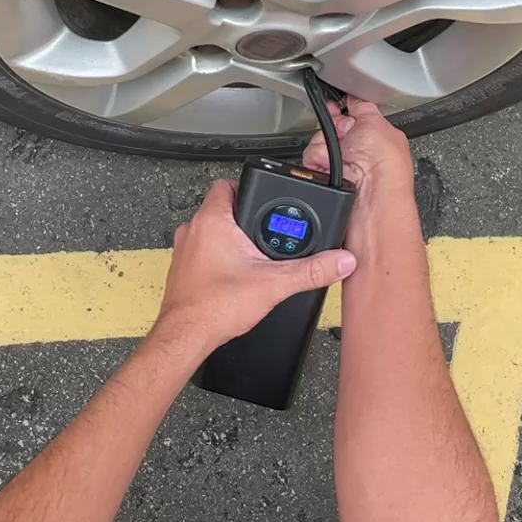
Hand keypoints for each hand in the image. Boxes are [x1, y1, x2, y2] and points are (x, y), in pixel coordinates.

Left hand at [154, 180, 356, 349]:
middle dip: (247, 215)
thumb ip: (311, 271)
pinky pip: (203, 250)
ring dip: (232, 236)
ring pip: (212, 229)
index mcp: (212, 221)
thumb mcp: (274, 285)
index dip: (250, 187)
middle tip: (266, 228)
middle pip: (223, 206)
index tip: (267, 197)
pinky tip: (235, 272)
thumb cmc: (214, 308)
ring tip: (254, 251)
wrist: (186, 337)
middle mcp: (193, 230)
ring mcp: (185, 249)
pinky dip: (219, 255)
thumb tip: (338, 261)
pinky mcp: (183, 267)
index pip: (227, 184)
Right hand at [300, 98, 414, 209]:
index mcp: (374, 137)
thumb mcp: (378, 124)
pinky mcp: (324, 175)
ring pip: (317, 140)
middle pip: (330, 126)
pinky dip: (317, 159)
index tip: (334, 104)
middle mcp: (356, 151)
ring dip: (325, 146)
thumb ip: (364, 108)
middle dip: (333, 129)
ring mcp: (339, 164)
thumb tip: (355, 98)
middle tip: (346, 140)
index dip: (341, 108)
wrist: (370, 200)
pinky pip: (309, 158)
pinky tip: (331, 167)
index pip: (350, 114)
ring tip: (340, 158)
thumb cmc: (386, 169)